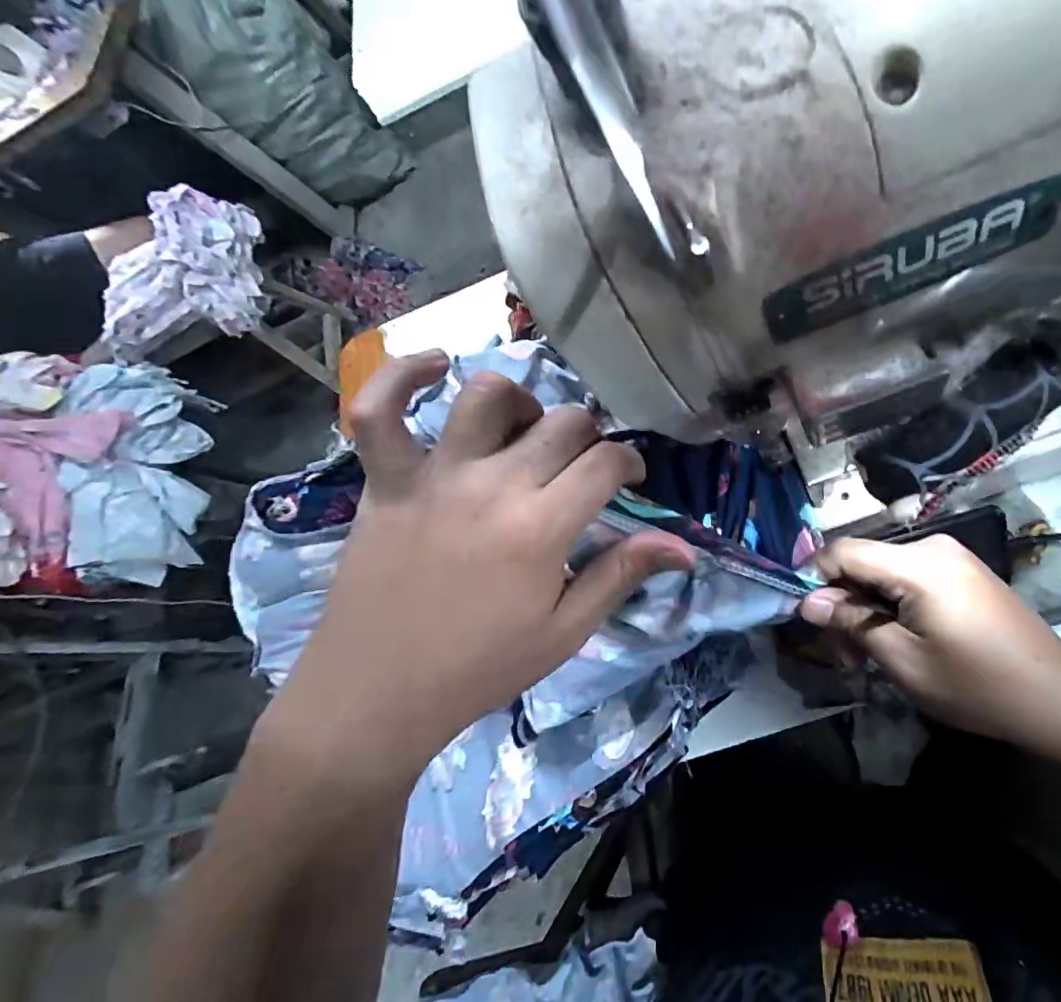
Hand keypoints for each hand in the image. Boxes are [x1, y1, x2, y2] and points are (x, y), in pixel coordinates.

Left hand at [265, 351, 693, 779]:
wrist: (375, 695)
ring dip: (522, 403)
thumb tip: (685, 548)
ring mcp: (435, 476)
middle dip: (589, 438)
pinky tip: (435, 366)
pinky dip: (402, 377)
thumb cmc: (480, 667)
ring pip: (489, 396)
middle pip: (562, 423)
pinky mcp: (387, 480)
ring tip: (527, 431)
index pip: (606, 462)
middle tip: (585, 467)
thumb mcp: (567, 630)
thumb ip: (622, 574)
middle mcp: (494, 486)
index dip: (629, 463)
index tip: (630, 480)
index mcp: (542, 527)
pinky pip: (378, 411)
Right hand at [798, 536, 1060, 756]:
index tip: (802, 618)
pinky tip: (899, 640)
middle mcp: (934, 546)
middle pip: (865, 561)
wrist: (1057, 698)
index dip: (814, 578)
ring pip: (886, 572)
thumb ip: (853, 623)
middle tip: (843, 656)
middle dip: (844, 602)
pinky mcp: (965, 572)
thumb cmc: (977, 685)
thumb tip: (808, 602)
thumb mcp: (904, 662)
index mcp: (919, 563)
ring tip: (869, 657)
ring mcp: (954, 557)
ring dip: (868, 608)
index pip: (844, 550)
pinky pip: (912, 577)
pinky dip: (893, 605)